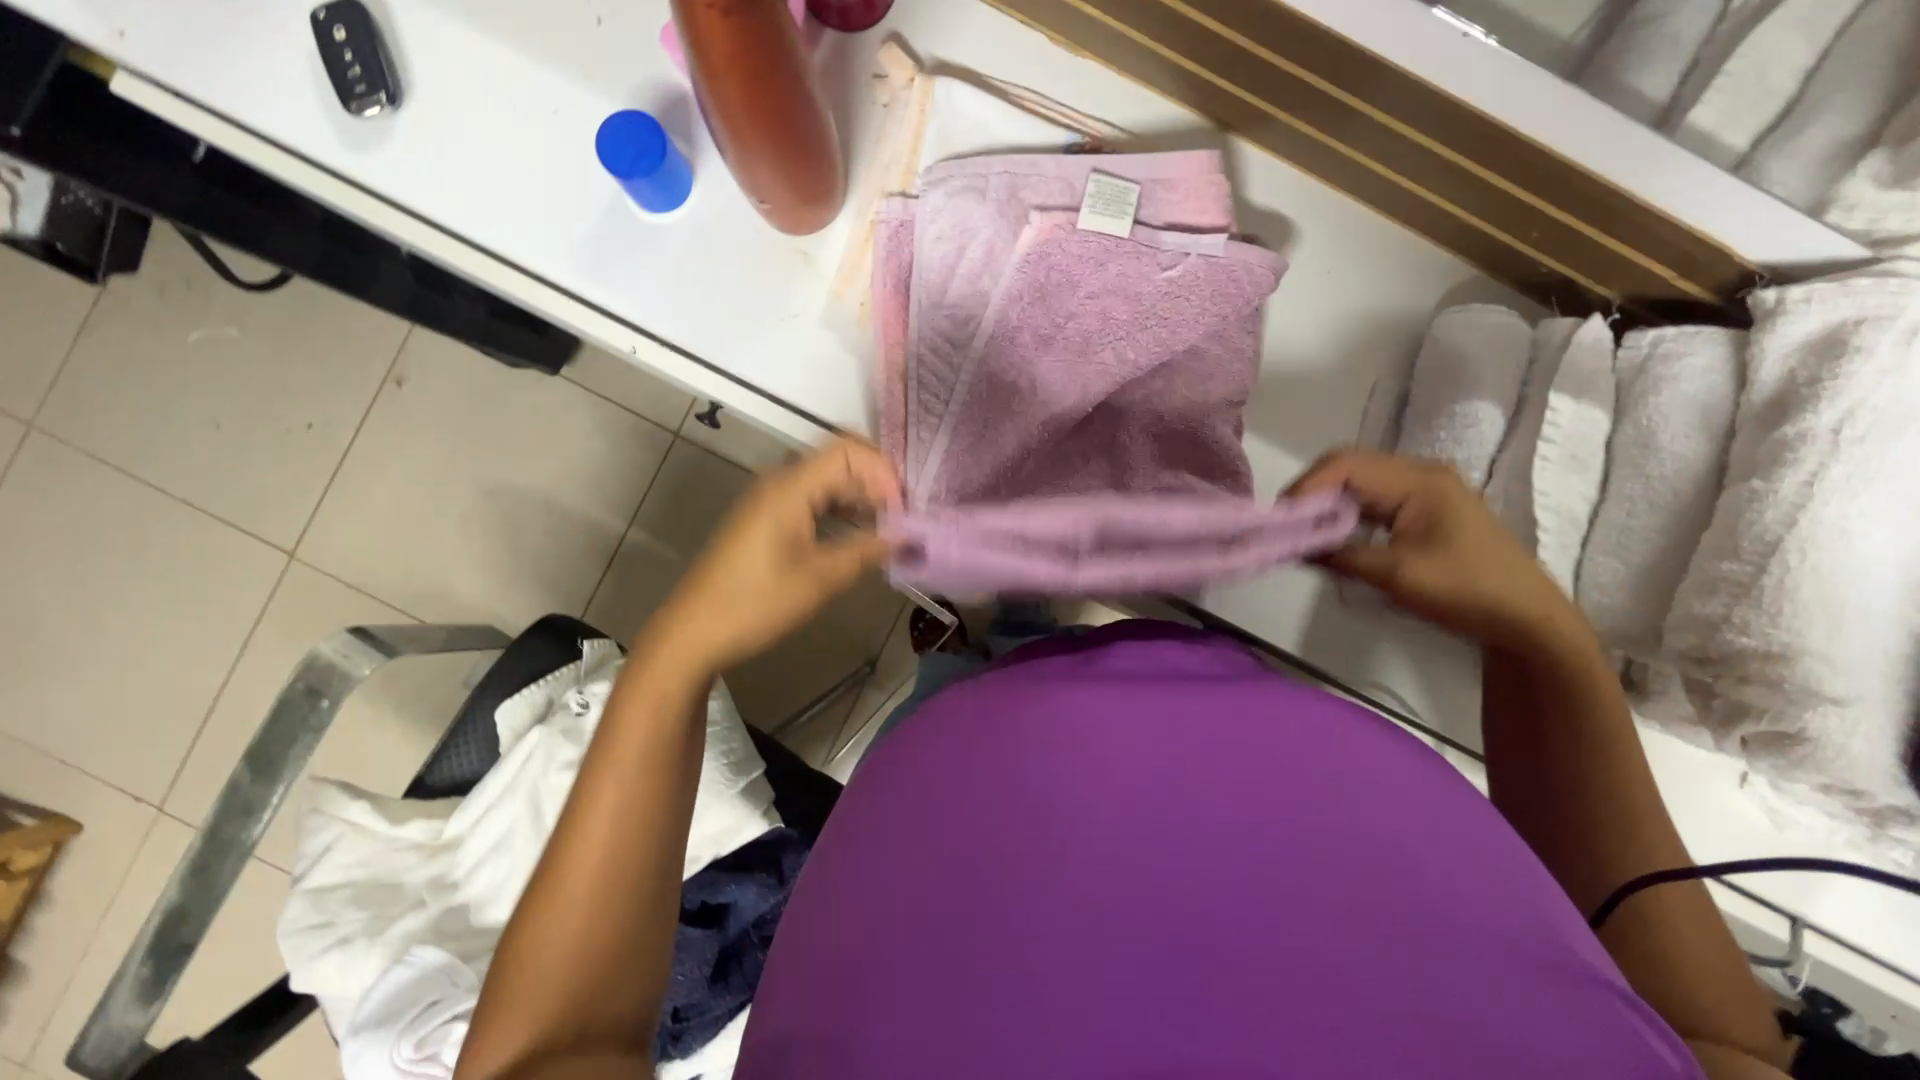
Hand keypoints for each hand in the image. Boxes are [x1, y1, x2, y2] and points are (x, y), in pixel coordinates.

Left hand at [639, 438, 900, 673]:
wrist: (693, 632)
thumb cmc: (756, 603)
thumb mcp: (820, 579)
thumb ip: (867, 550)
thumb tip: (908, 536)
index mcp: (790, 486)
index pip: (848, 451)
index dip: (883, 472)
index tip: (904, 510)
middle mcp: (779, 482)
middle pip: (839, 462)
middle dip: (877, 484)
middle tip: (906, 519)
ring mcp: (770, 501)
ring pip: (826, 483)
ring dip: (860, 500)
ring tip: (890, 531)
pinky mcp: (767, 521)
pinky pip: (812, 502)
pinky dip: (840, 514)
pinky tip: (859, 539)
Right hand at [1287, 449, 1584, 654]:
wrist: (1527, 619)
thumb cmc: (1466, 592)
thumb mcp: (1396, 575)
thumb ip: (1342, 554)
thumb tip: (1297, 546)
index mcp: (1419, 480)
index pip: (1346, 465)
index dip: (1306, 487)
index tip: (1279, 518)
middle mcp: (1423, 473)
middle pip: (1351, 464)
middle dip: (1312, 490)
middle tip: (1284, 523)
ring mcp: (1428, 489)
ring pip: (1361, 479)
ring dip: (1328, 500)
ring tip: (1302, 529)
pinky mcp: (1428, 507)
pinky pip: (1376, 496)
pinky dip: (1348, 510)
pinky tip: (1334, 533)